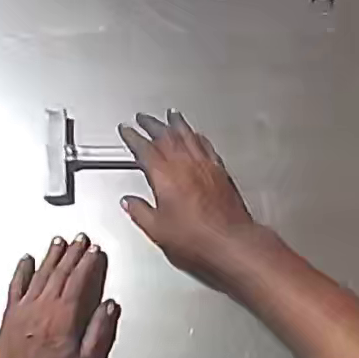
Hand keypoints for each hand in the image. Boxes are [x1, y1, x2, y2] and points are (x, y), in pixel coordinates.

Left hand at [0, 235, 120, 357]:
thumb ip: (101, 330)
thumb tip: (110, 306)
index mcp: (65, 315)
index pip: (79, 279)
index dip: (89, 262)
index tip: (95, 250)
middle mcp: (44, 306)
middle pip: (61, 271)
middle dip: (73, 252)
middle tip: (81, 239)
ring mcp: (25, 308)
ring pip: (41, 273)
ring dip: (52, 255)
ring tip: (59, 241)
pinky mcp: (11, 314)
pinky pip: (17, 285)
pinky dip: (22, 270)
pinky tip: (26, 260)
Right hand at [119, 111, 273, 287]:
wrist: (231, 242)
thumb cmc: (197, 239)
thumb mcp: (157, 230)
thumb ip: (140, 211)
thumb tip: (129, 202)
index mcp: (165, 175)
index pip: (144, 149)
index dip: (133, 137)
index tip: (126, 130)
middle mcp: (186, 165)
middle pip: (167, 135)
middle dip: (152, 124)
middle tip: (143, 117)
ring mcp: (206, 166)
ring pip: (189, 136)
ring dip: (177, 124)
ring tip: (171, 115)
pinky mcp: (221, 172)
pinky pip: (207, 146)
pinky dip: (198, 137)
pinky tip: (198, 136)